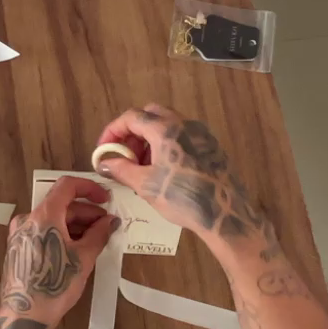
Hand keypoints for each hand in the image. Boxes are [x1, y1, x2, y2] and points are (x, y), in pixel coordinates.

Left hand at [0, 176, 117, 325]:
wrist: (24, 316)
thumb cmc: (54, 286)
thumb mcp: (83, 259)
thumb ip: (99, 234)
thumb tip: (111, 221)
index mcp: (43, 216)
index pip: (67, 186)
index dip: (89, 188)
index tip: (105, 198)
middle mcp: (27, 220)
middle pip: (61, 205)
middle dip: (86, 213)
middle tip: (106, 226)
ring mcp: (19, 234)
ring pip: (52, 220)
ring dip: (75, 225)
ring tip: (95, 239)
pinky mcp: (18, 248)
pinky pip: (43, 232)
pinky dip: (61, 234)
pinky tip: (77, 249)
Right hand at [94, 104, 269, 247]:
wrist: (223, 213)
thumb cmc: (182, 197)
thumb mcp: (145, 185)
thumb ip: (121, 169)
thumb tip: (104, 163)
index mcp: (165, 129)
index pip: (131, 117)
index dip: (113, 131)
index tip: (104, 150)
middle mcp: (184, 124)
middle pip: (150, 115)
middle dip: (132, 132)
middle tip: (124, 155)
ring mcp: (200, 134)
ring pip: (167, 125)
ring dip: (149, 140)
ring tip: (141, 166)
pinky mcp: (211, 147)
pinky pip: (182, 137)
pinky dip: (166, 146)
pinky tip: (163, 171)